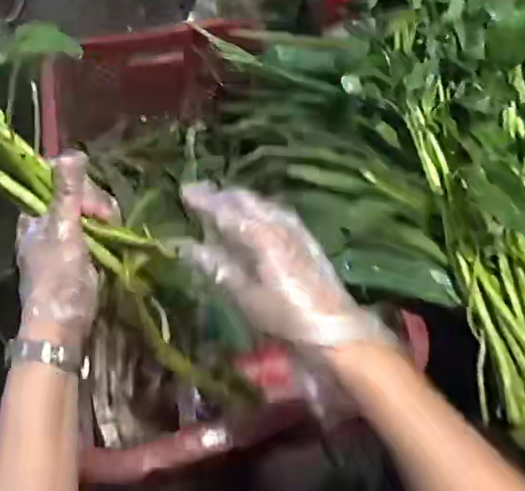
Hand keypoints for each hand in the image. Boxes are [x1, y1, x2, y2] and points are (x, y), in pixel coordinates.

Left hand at [16, 153, 115, 348]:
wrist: (61, 332)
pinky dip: (105, 229)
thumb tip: (70, 153)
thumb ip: (67, 192)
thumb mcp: (63, 231)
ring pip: (88, 208)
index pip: (57, 178)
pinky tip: (112, 238)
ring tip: (111, 233)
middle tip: (105, 221)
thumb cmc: (58, 280)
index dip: (79, 184)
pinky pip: (94, 227)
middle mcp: (45, 220)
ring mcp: (62, 236)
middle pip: (76, 192)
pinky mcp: (77, 251)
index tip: (93, 202)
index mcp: (33, 213)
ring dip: (103, 216)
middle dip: (95, 203)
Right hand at [179, 183, 388, 350]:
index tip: (184, 191)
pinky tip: (253, 215)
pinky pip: (274, 211)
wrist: (340, 333)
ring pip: (260, 203)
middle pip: (245, 200)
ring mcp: (295, 229)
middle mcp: (278, 223)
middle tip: (198, 193)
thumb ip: (219, 268)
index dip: (204, 200)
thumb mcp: (248, 298)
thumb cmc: (289, 319)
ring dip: (238, 199)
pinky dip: (256, 208)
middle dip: (220, 194)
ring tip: (221, 200)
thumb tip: (187, 247)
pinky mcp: (305, 239)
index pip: (226, 209)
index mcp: (262, 235)